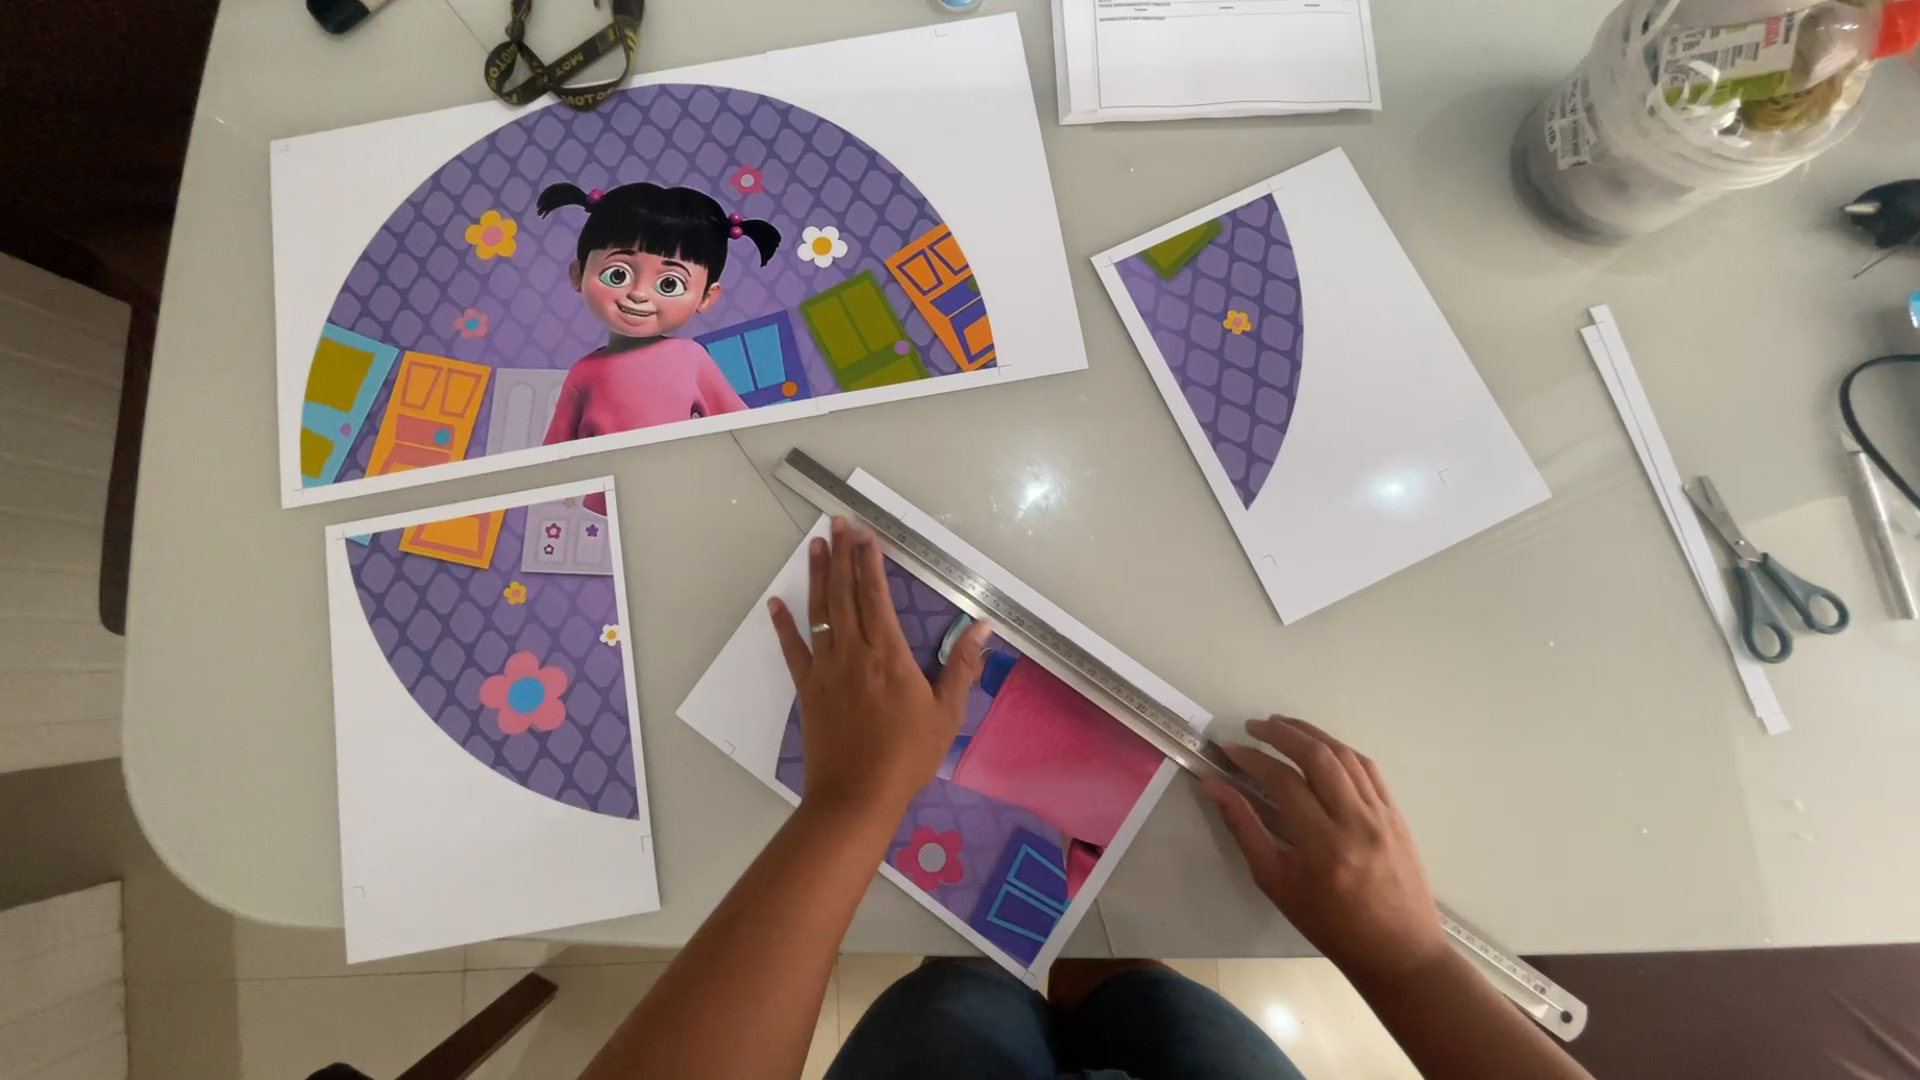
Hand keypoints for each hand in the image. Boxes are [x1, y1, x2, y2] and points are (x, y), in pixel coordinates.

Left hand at [769, 517, 991, 816]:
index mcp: (888, 654)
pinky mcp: (807, 687)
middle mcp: (854, 651)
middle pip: (845, 593)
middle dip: (841, 555)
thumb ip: (963, 666)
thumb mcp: (947, 713)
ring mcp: (826, 667)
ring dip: (817, 576)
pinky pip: (793, 648)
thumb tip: (983, 626)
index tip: (866, 535)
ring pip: (820, 611)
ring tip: (815, 545)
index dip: (870, 562)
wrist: (857, 794)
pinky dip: (783, 624)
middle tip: (837, 522)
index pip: (876, 596)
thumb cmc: (907, 754)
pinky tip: (776, 603)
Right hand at [1203, 716, 1450, 985]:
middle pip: (1318, 757)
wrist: (1400, 952)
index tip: (1230, 751)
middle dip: (1282, 733)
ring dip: (1310, 733)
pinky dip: (1339, 749)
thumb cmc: (1330, 923)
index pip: (1283, 781)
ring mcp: (1381, 815)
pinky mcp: (1396, 814)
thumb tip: (1214, 786)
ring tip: (1282, 725)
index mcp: (1323, 844)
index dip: (1252, 759)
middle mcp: (1355, 821)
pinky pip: (1367, 768)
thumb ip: (1244, 828)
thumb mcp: (1276, 881)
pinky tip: (1320, 746)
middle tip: (1254, 727)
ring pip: (1344, 756)